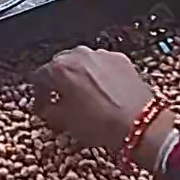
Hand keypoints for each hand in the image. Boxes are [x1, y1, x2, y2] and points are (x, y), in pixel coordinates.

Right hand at [30, 46, 155, 152]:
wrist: (140, 124)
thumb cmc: (102, 124)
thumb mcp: (66, 122)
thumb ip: (49, 110)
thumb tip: (46, 108)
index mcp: (60, 68)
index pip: (40, 76)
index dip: (39, 93)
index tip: (41, 103)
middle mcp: (79, 55)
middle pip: (60, 65)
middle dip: (58, 81)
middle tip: (60, 99)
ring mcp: (101, 55)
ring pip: (83, 62)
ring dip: (80, 76)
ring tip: (85, 97)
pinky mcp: (120, 59)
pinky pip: (102, 64)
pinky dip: (99, 75)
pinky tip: (103, 92)